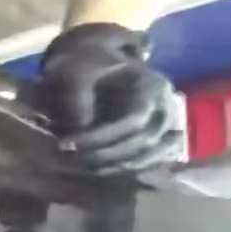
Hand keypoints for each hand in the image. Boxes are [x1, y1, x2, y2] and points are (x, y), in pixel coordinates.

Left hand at [33, 23, 186, 172]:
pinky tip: (99, 172)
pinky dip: (129, 168)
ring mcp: (165, 122)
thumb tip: (78, 132)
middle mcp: (166, 106)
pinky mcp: (157, 135)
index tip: (64, 146)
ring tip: (79, 169)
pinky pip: (153, 158)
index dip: (99, 138)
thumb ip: (77, 101)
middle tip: (66, 161)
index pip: (133, 121)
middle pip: (145, 141)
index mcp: (150, 87)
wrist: (92, 59)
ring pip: (153, 154)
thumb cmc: (81, 66)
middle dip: (103, 155)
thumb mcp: (73, 75)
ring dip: (115, 166)